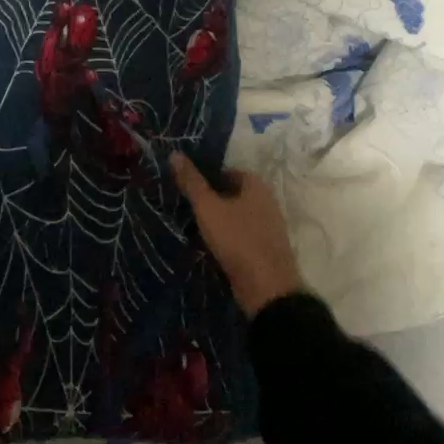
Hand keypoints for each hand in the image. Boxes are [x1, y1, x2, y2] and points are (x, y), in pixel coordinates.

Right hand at [170, 152, 303, 316]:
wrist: (267, 289)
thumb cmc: (237, 240)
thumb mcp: (207, 208)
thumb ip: (191, 182)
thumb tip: (175, 153)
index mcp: (256, 187)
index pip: (228, 172)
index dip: (207, 177)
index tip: (186, 186)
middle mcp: (267, 203)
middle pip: (232, 194)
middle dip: (210, 199)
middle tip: (185, 205)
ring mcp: (268, 229)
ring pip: (236, 217)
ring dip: (217, 220)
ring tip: (192, 226)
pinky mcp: (265, 251)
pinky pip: (241, 236)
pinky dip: (226, 238)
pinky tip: (209, 246)